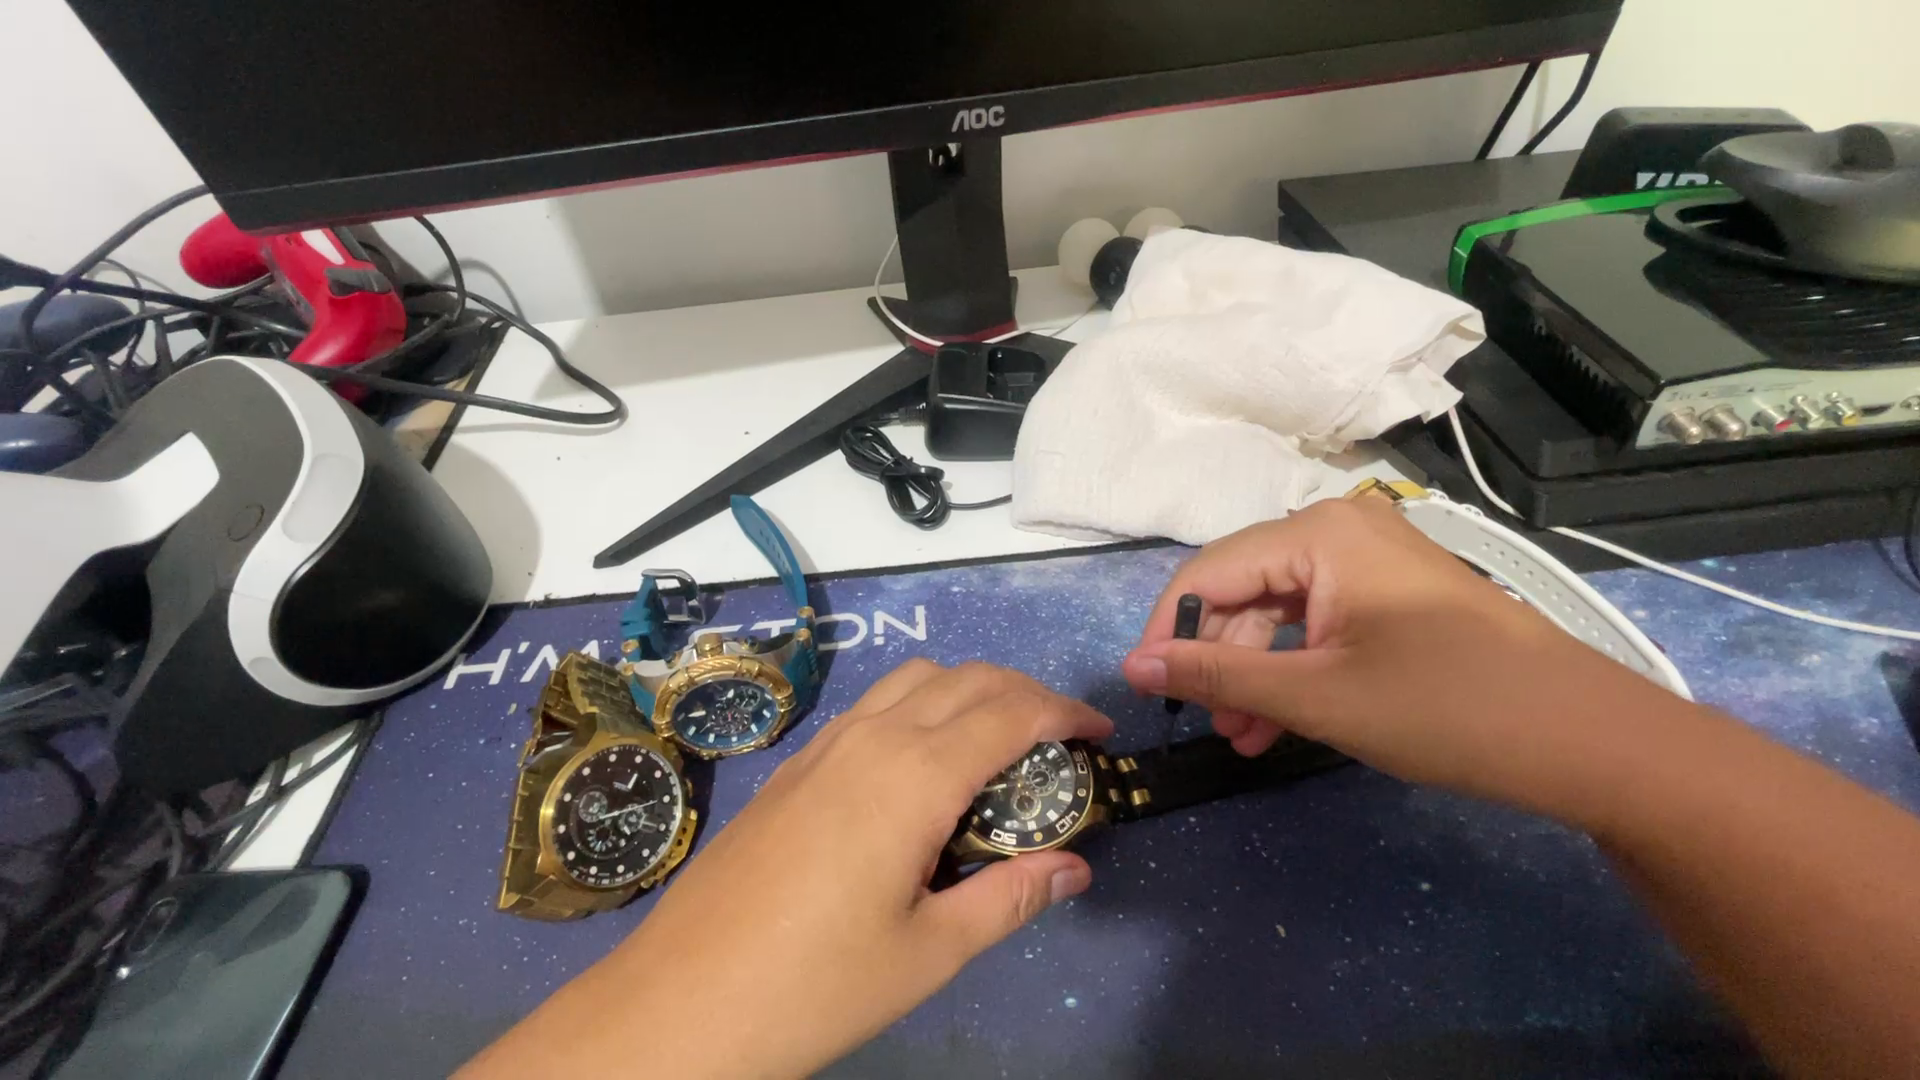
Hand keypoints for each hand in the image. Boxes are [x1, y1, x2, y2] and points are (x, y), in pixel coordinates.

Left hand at [460, 659, 1112, 1079]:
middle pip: (967, 678)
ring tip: (995, 744)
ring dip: (969, 691)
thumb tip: (1076, 867)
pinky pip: (875, 705)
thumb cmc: (815, 986)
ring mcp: (827, 744)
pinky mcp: (797, 763)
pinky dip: (920, 706)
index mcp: (914, 776)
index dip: (1065, 713)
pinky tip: (921, 765)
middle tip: (1060, 740)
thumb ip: (1009, 897)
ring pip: (916, 678)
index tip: (1100, 735)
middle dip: (1026, 694)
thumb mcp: (929, 951)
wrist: (681, 1002)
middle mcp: (873, 737)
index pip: (1010, 713)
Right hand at [1120, 497, 1681, 813]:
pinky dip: (1292, 670)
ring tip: (1244, 737)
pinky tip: (1278, 721)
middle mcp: (1341, 532)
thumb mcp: (1317, 695)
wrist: (1594, 743)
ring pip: (1276, 614)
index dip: (1168, 629)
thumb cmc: (1448, 708)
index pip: (1208, 571)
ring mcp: (1369, 563)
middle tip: (1207, 722)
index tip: (1145, 687)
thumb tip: (1133, 667)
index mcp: (1320, 533)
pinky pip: (1315, 625)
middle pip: (1242, 590)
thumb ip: (1217, 675)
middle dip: (1218, 659)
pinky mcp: (1390, 597)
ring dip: (1252, 674)